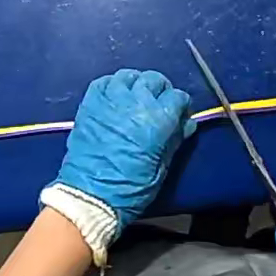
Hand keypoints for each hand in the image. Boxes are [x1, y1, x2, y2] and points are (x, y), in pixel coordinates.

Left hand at [50, 69, 196, 228]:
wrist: (89, 199)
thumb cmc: (131, 188)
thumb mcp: (162, 167)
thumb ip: (175, 140)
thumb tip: (186, 123)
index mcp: (159, 119)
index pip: (178, 97)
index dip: (181, 105)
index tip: (179, 115)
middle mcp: (137, 104)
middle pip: (154, 80)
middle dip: (161, 90)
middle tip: (158, 104)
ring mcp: (111, 102)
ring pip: (128, 76)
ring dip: (136, 84)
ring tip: (136, 96)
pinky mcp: (90, 106)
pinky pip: (102, 83)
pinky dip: (111, 85)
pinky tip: (115, 96)